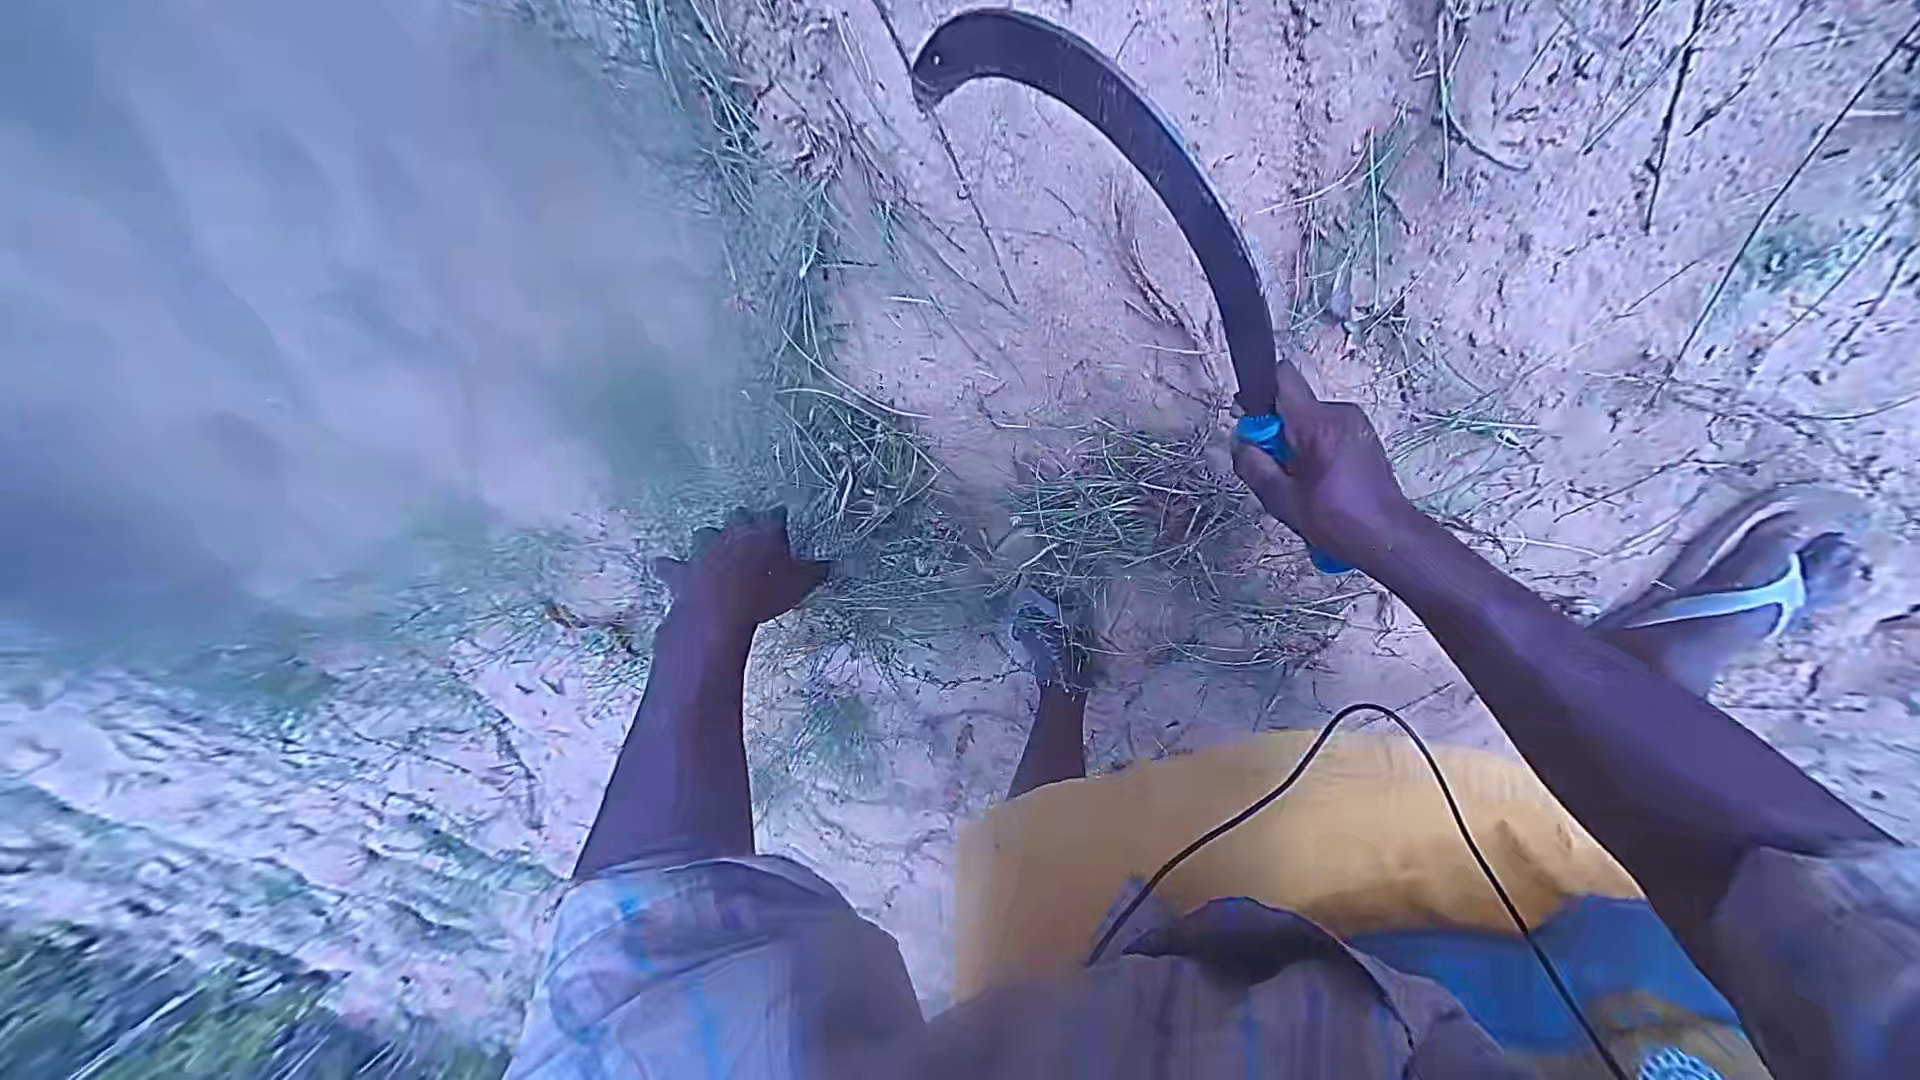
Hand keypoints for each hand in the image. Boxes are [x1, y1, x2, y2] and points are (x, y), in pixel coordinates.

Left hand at [652, 507, 828, 628]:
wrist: (721, 610)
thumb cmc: (764, 593)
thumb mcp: (802, 582)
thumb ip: (816, 570)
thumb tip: (830, 564)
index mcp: (764, 530)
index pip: (776, 515)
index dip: (781, 520)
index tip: (785, 525)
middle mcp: (733, 532)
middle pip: (739, 516)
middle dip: (744, 523)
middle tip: (753, 536)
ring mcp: (704, 549)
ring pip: (705, 534)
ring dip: (710, 540)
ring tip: (716, 548)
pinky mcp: (683, 570)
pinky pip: (671, 566)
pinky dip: (671, 568)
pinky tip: (668, 567)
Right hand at [1231, 362, 1425, 572]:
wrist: (1384, 536)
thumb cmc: (1335, 519)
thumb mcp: (1277, 496)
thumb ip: (1251, 463)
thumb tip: (1241, 443)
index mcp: (1316, 423)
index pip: (1281, 379)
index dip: (1257, 398)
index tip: (1252, 429)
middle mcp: (1339, 413)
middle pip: (1289, 405)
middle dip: (1272, 433)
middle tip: (1274, 468)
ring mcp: (1353, 423)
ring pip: (1304, 421)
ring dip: (1290, 446)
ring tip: (1296, 480)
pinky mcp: (1360, 435)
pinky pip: (1321, 431)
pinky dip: (1308, 451)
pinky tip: (1312, 480)